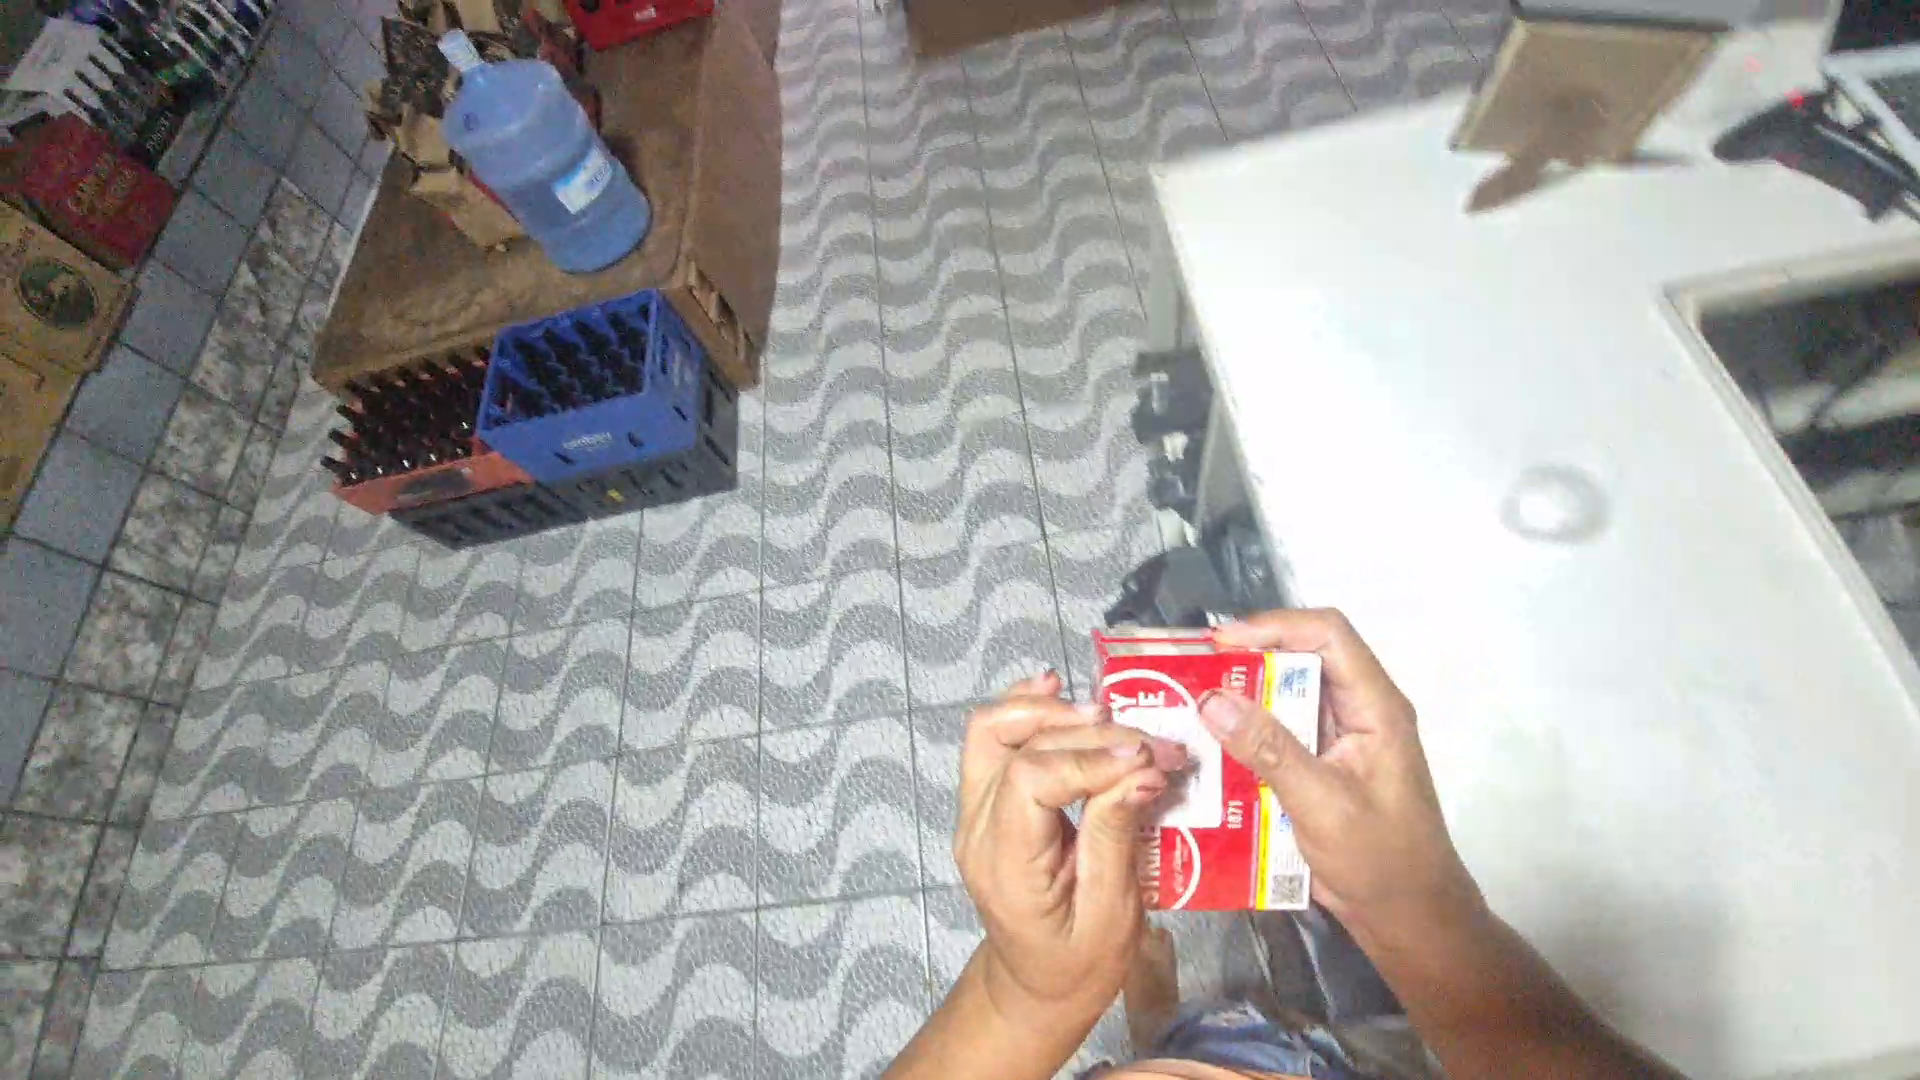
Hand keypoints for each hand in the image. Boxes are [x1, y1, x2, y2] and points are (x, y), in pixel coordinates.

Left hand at [954, 672, 1187, 1023]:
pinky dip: (1023, 706)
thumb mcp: (1112, 914)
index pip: (1030, 780)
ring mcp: (973, 807)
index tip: (1146, 756)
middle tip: (1148, 740)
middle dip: (1086, 732)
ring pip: (992, 729)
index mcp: (1003, 863)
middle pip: (1011, 744)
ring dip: (1048, 710)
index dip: (1088, 758)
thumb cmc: (1078, 964)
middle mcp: (976, 826)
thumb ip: (1116, 836)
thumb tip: (1142, 767)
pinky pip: (992, 738)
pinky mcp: (985, 797)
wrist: (1034, 983)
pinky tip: (1053, 684)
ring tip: (1105, 712)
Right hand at [1199, 610, 1479, 934]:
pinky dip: (1243, 728)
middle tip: (1194, 669)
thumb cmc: (1382, 861)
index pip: (1328, 635)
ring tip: (1191, 700)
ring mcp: (1335, 735)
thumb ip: (1269, 750)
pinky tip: (1209, 741)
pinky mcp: (1316, 760)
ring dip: (1240, 694)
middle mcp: (1355, 709)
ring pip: (1283, 692)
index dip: (1274, 626)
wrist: (1408, 921)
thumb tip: (1212, 700)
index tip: (1221, 643)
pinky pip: (1275, 727)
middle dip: (1246, 657)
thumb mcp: (1323, 804)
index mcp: (1375, 706)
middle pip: (1300, 657)